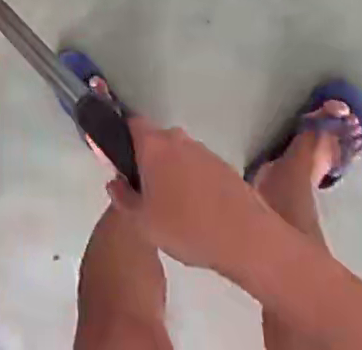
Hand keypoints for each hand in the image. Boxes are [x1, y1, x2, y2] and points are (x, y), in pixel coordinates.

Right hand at [103, 117, 271, 274]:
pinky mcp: (222, 164)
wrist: (246, 237)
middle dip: (147, 159)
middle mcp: (178, 139)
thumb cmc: (186, 227)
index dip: (123, 137)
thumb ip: (123, 199)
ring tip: (172, 206)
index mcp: (154, 145)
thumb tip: (115, 183)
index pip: (132, 123)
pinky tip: (196, 209)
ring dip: (171, 170)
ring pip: (177, 154)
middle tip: (144, 190)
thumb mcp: (142, 223)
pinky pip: (197, 166)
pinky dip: (192, 180)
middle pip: (155, 140)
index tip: (120, 161)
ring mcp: (203, 150)